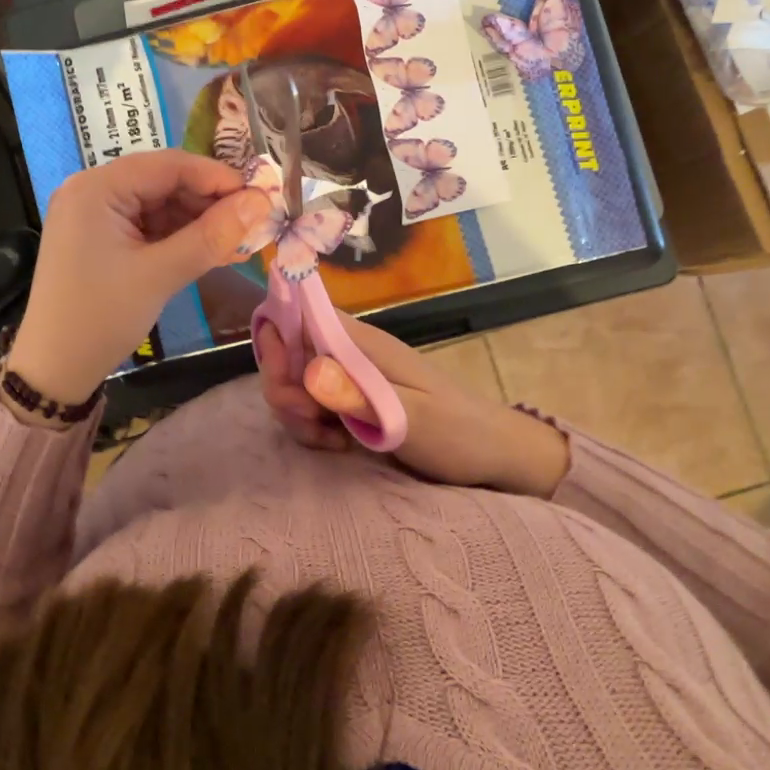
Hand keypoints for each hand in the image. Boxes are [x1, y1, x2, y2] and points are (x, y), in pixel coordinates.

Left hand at [8, 151, 272, 402]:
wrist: (53, 369)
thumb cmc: (100, 317)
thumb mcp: (160, 275)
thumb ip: (211, 235)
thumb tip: (262, 202)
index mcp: (96, 188)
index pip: (168, 165)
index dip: (217, 178)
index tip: (260, 198)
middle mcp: (91, 191)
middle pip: (164, 182)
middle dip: (210, 203)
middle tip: (254, 225)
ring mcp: (93, 217)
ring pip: (159, 206)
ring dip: (198, 223)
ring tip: (240, 244)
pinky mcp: (99, 241)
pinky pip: (147, 227)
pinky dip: (178, 238)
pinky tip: (212, 252)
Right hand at [257, 314, 570, 496]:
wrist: (494, 456)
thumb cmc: (458, 433)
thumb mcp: (410, 418)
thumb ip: (358, 395)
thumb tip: (308, 369)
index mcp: (360, 342)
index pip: (299, 313)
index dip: (276, 336)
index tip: (283, 379)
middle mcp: (348, 352)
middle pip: (287, 353)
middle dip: (283, 388)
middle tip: (309, 421)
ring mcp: (347, 379)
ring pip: (294, 385)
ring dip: (296, 414)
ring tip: (328, 440)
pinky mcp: (349, 404)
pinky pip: (309, 409)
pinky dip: (310, 428)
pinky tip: (334, 445)